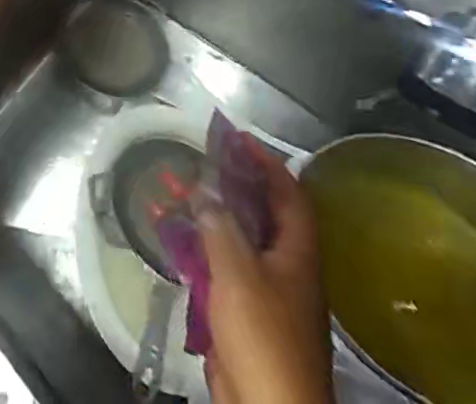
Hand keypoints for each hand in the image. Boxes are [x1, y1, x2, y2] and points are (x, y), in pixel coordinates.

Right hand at [201, 135, 332, 403]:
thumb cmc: (263, 336)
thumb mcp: (239, 274)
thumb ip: (220, 227)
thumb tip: (205, 190)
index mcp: (297, 253)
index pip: (289, 194)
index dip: (268, 163)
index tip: (240, 140)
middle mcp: (285, 266)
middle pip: (262, 214)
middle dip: (234, 184)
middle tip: (205, 160)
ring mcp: (265, 291)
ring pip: (238, 240)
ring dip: (212, 216)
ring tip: (183, 192)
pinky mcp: (244, 313)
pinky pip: (222, 269)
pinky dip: (202, 249)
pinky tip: (178, 239)